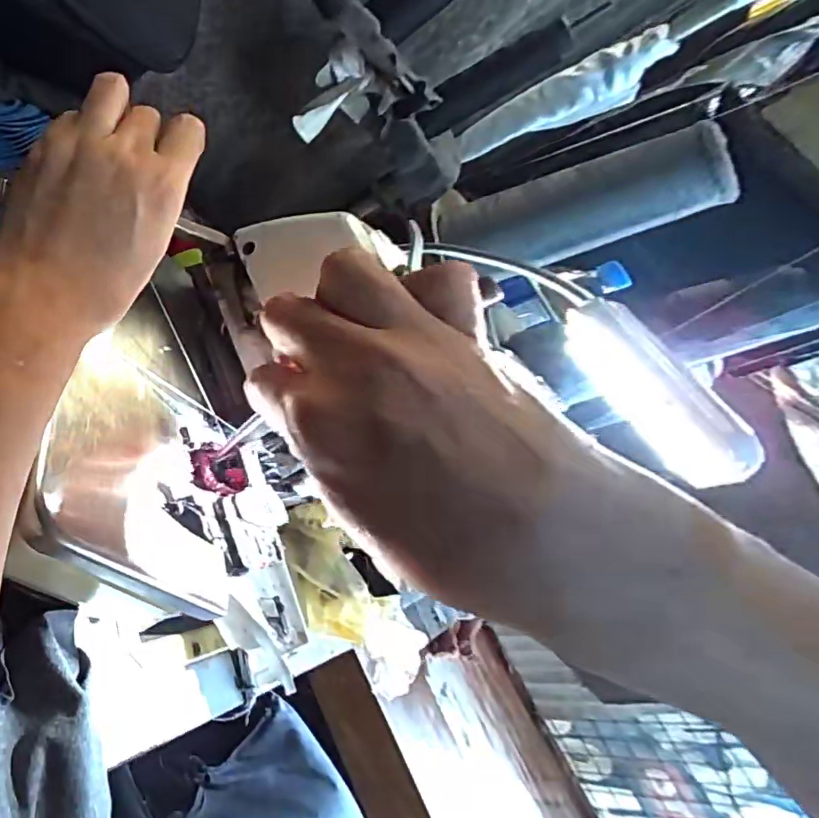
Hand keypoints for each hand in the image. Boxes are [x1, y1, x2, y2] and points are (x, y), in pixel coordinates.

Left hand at [0, 73, 204, 344]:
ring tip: (97, 138)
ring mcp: (81, 144)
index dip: (176, 143)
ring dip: (109, 107)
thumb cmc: (97, 292)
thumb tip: (153, 179)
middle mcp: (126, 152)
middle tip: (122, 160)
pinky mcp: (44, 147)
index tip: (165, 156)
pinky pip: (67, 116)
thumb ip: (158, 197)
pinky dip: (70, 130)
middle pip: (146, 111)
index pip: (188, 129)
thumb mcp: (151, 247)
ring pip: (109, 87)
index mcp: (163, 182)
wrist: (38, 299)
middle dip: (138, 133)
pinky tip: (64, 159)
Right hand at [245, 249, 641, 635]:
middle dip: (286, 335)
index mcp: (318, 418)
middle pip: (285, 311)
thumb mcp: (345, 506)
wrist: (558, 543)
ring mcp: (414, 341)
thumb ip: (314, 444)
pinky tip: (412, 323)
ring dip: (334, 294)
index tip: (283, 403)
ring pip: (346, 269)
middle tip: (305, 359)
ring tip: (347, 324)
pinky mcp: (468, 334)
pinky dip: (419, 291)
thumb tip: (303, 418)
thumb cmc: (447, 548)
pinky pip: (437, 279)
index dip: (271, 394)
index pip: (260, 380)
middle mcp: (356, 365)